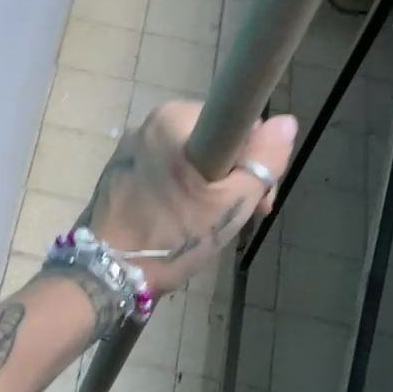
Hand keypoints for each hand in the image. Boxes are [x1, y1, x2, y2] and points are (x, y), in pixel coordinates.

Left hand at [83, 102, 297, 294]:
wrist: (106, 273)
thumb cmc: (171, 236)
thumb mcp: (229, 204)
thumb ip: (264, 162)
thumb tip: (286, 122)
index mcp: (173, 118)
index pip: (236, 125)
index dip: (255, 160)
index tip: (259, 198)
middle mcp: (147, 124)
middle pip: (212, 143)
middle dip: (232, 179)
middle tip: (240, 221)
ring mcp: (128, 151)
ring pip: (188, 163)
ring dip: (207, 191)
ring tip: (208, 229)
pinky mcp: (117, 176)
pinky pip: (163, 177)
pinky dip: (179, 196)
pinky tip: (180, 226)